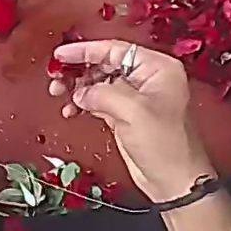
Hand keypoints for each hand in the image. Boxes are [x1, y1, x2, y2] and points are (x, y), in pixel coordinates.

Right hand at [50, 40, 215, 202]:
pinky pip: (98, 101)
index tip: (61, 55)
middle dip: (79, 70)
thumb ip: (102, 94)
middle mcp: (147, 78)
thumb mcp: (133, 111)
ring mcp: (136, 97)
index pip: (115, 49)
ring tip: (58, 94)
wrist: (174, 181)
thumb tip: (80, 92)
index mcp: (157, 68)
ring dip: (77, 88)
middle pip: (104, 64)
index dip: (85, 50)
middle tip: (56, 79)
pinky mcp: (126, 115)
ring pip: (99, 82)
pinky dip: (83, 104)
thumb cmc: (165, 144)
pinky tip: (70, 110)